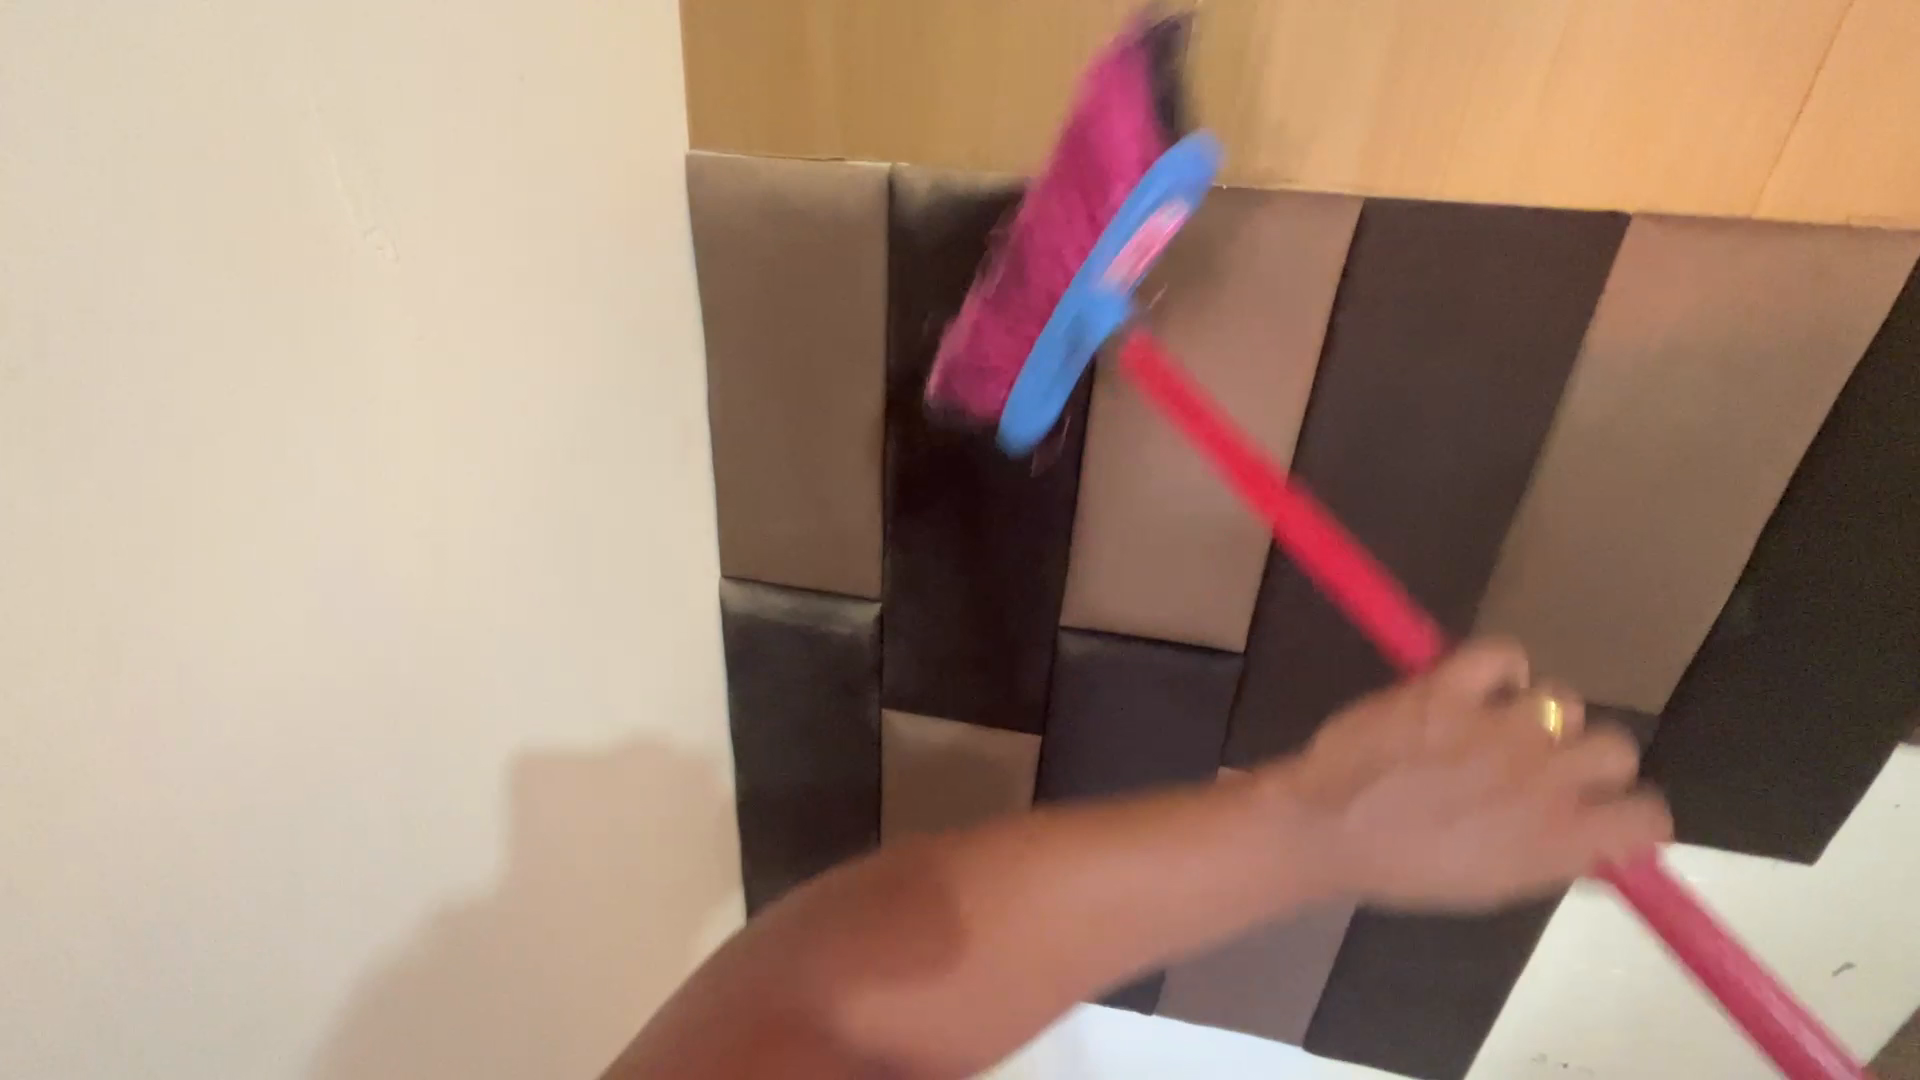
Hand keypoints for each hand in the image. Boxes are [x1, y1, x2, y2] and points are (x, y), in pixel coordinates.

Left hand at [1266, 638, 1671, 910]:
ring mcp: (1496, 729)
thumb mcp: (1494, 885)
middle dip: (1580, 754)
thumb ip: (1551, 857)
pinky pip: (1501, 654)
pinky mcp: (1446, 690)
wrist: (1327, 826)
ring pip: (1560, 698)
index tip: (1592, 803)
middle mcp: (1544, 781)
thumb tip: (1589, 843)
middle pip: (1613, 745)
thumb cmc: (1401, 864)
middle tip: (1533, 760)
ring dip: (1533, 711)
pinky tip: (1476, 683)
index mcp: (1562, 841)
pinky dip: (1498, 664)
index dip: (1623, 807)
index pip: (1648, 816)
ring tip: (1492, 722)